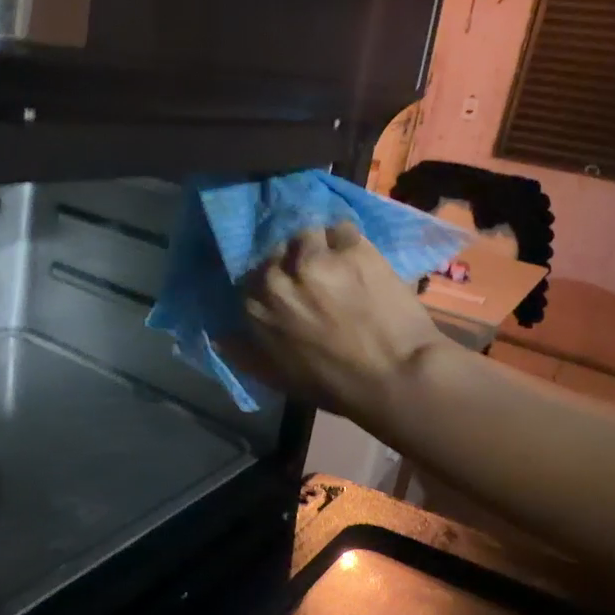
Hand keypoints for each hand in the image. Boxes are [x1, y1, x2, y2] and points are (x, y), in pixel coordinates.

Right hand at [231, 221, 443, 423]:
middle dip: (293, 261)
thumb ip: (244, 353)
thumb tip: (218, 336)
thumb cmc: (334, 385)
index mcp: (254, 306)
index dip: (273, 280)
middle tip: (316, 277)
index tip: (290, 290)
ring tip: (338, 263)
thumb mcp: (277, 377)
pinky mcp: (351, 247)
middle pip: (278, 250)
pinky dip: (349, 242)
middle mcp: (277, 275)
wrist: (396, 376)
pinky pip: (343, 230)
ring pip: (309, 234)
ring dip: (320, 245)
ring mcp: (315, 258)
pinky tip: (360, 259)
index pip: (251, 276)